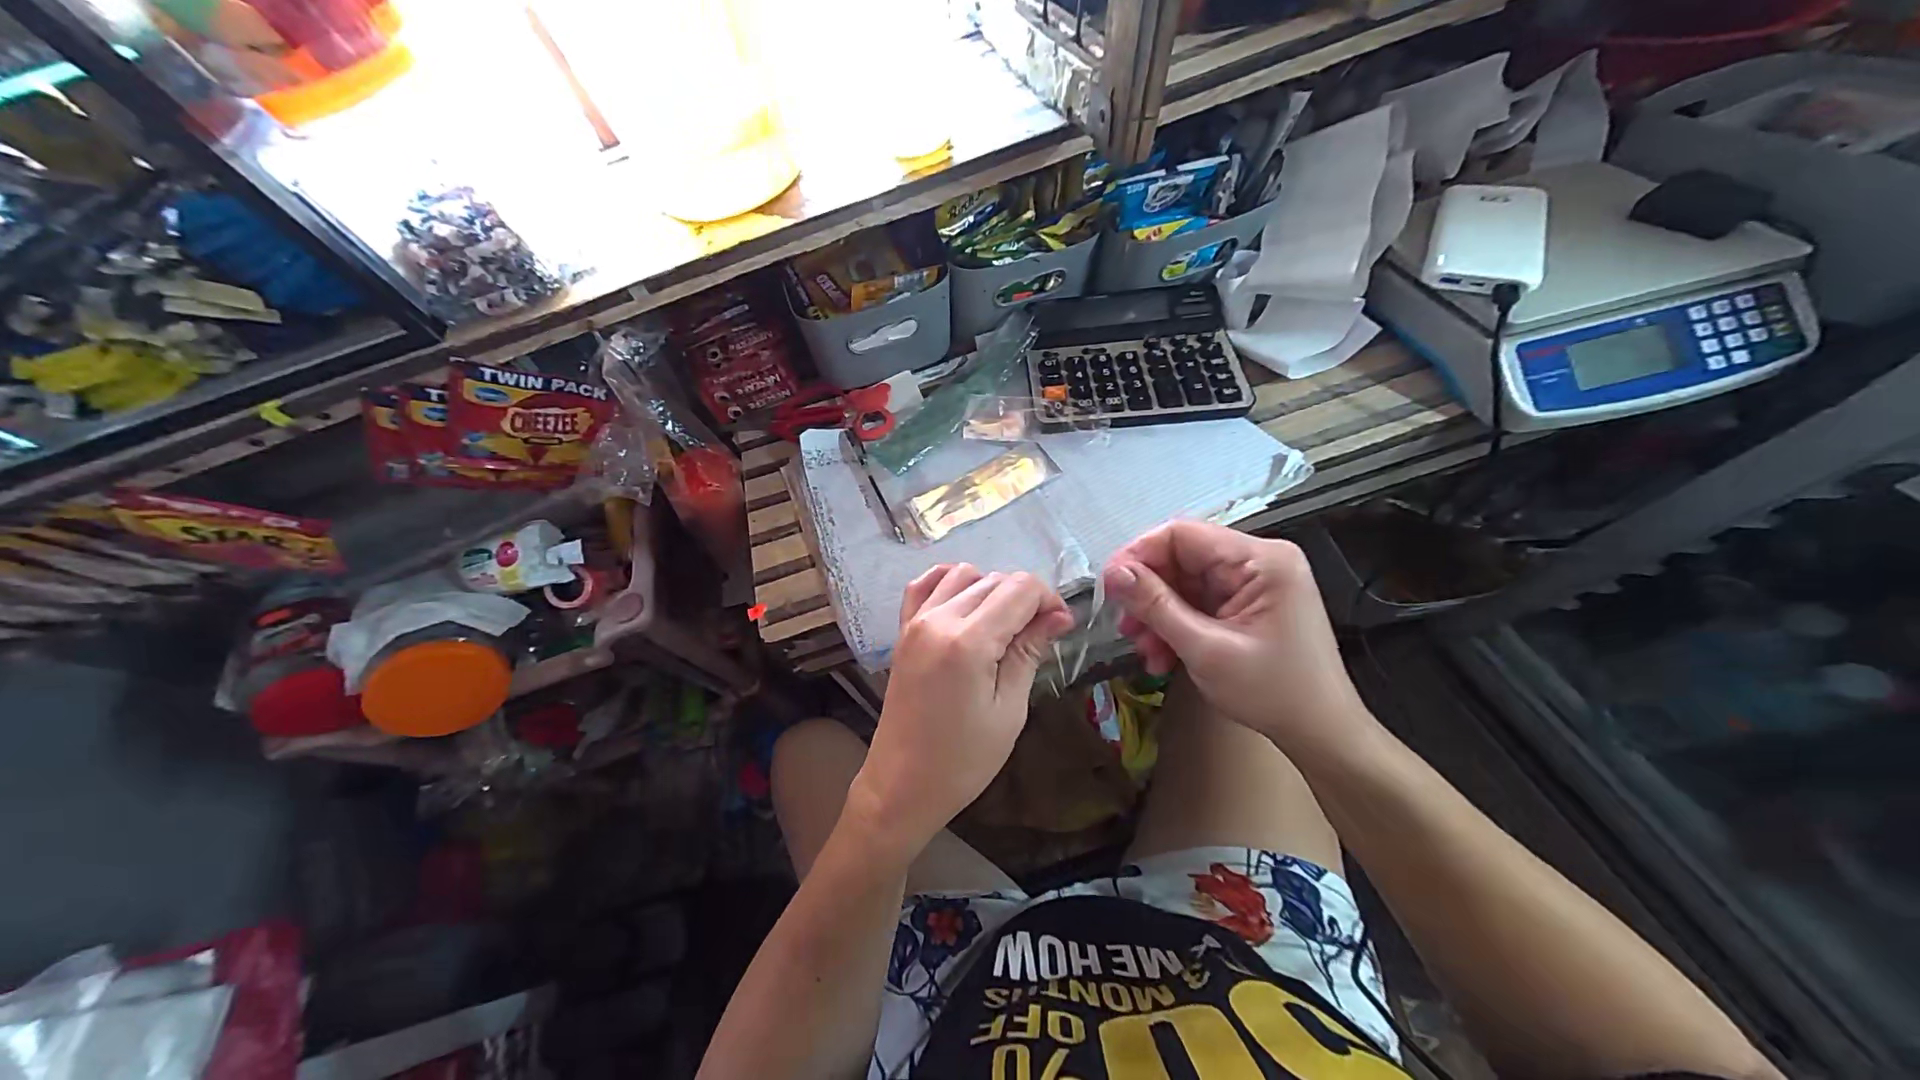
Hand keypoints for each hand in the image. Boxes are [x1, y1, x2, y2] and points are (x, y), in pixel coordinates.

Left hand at [848, 565, 1073, 856]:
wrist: (901, 785)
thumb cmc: (963, 761)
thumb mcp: (1009, 710)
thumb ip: (1029, 652)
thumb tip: (1057, 615)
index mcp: (968, 641)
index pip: (1020, 588)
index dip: (1049, 600)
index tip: (1061, 627)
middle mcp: (939, 619)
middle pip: (995, 579)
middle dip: (1026, 598)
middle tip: (1041, 633)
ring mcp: (915, 622)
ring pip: (964, 574)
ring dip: (992, 589)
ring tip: (1005, 625)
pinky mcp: (903, 631)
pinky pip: (925, 585)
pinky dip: (950, 583)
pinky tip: (967, 604)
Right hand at [1102, 521, 1375, 757]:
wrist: (1322, 734)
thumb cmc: (1273, 692)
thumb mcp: (1206, 648)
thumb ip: (1156, 606)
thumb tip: (1113, 573)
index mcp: (1261, 560)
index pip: (1183, 534)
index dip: (1139, 555)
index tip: (1110, 588)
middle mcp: (1259, 561)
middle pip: (1181, 559)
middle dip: (1149, 595)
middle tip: (1127, 629)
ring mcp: (1254, 583)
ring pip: (1185, 583)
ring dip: (1158, 616)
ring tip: (1146, 651)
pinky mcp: (1248, 604)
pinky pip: (1198, 602)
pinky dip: (1176, 626)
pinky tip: (1163, 656)